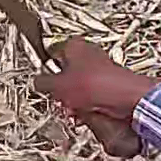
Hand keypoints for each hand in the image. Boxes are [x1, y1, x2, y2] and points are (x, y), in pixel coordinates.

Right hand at [34, 38, 157, 156]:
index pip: (52, 53)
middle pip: (64, 72)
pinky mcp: (108, 84)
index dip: (46, 69)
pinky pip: (90, 95)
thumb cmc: (93, 84)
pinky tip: (82, 114)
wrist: (124, 99)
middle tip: (58, 99)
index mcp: (74, 45)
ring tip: (71, 110)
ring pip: (77, 86)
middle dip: (60, 89)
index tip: (43, 81)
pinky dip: (85, 105)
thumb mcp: (57, 85)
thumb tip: (35, 82)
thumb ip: (42, 83)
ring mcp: (100, 69)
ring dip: (71, 100)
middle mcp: (88, 53)